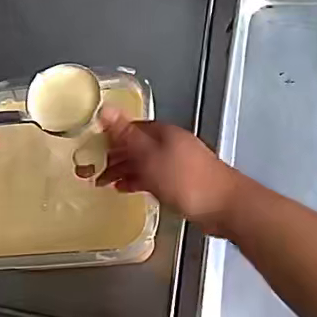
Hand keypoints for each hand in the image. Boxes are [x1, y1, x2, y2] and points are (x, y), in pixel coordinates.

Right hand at [94, 107, 246, 233]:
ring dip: (122, 170)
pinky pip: (152, 176)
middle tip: (92, 170)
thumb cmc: (186, 180)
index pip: (128, 129)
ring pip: (142, 162)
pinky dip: (137, 180)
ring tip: (103, 183)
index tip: (90, 150)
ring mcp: (177, 162)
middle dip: (112, 156)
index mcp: (162, 133)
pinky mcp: (182, 181)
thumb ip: (125, 135)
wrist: (225, 207)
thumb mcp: (149, 156)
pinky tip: (127, 189)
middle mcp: (170, 144)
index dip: (108, 139)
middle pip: (134, 146)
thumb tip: (106, 109)